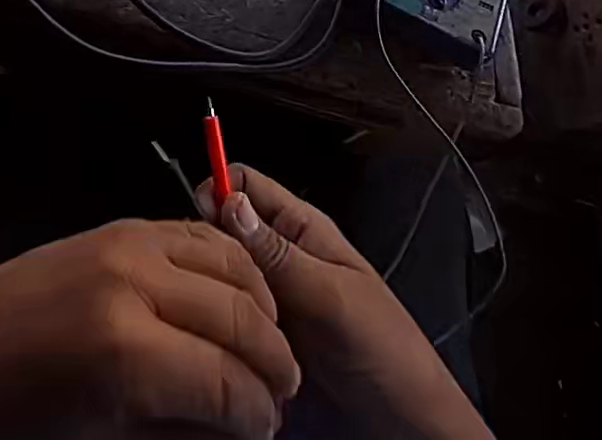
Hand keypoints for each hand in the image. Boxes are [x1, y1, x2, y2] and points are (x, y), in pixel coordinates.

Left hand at [0, 219, 300, 438]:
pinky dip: (229, 261)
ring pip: (229, 262)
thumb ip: (180, 427)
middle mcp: (137, 281)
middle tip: (281, 388)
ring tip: (267, 338)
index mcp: (124, 351)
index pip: (226, 380)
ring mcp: (131, 242)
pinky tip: (237, 290)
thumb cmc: (12, 423)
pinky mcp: (124, 225)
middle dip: (272, 357)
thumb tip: (241, 424)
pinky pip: (198, 234)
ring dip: (259, 302)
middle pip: (237, 313)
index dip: (258, 411)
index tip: (269, 428)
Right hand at [197, 165, 491, 439]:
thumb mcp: (333, 296)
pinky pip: (222, 325)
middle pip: (223, 234)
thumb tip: (229, 201)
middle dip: (207, 250)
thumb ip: (279, 253)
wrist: (402, 428)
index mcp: (299, 229)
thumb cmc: (385, 349)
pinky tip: (215, 349)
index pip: (246, 185)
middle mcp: (277, 259)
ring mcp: (265, 302)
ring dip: (210, 297)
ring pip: (218, 281)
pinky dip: (213, 333)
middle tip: (206, 281)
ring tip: (211, 321)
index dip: (218, 189)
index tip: (199, 218)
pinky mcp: (256, 342)